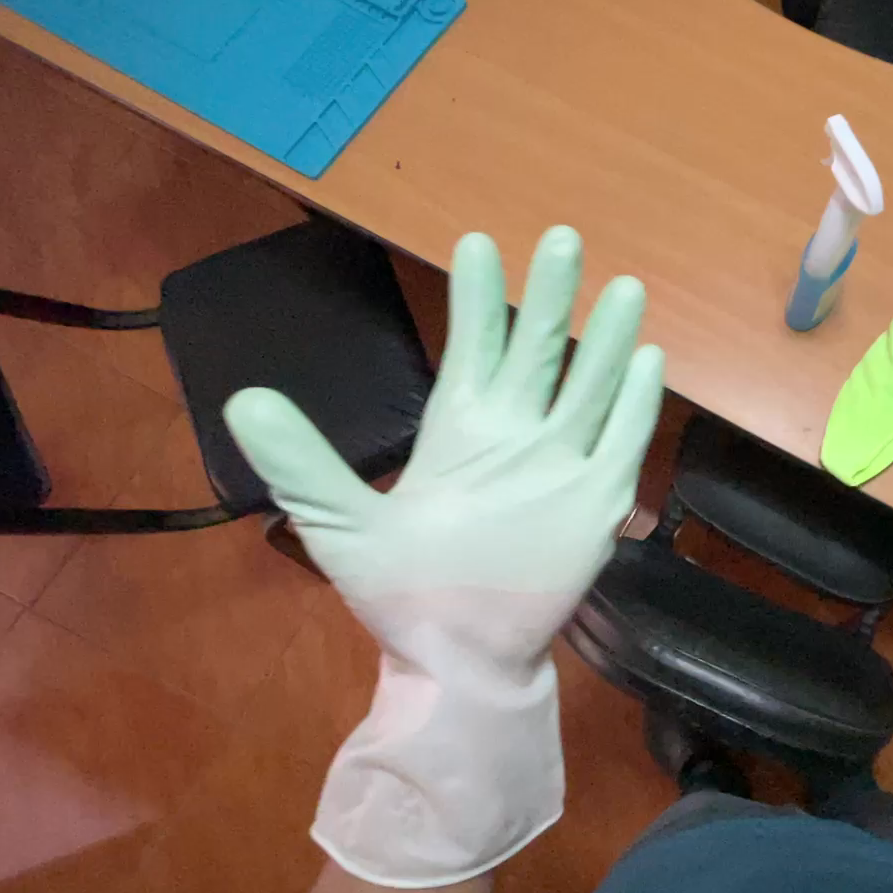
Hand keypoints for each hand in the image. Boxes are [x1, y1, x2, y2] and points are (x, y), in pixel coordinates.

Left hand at [225, 226, 663, 886]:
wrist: (463, 655)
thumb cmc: (406, 592)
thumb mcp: (340, 525)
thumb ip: (303, 462)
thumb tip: (241, 398)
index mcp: (461, 431)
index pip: (474, 348)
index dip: (477, 298)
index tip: (477, 242)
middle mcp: (517, 435)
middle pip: (540, 351)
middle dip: (550, 296)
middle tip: (562, 238)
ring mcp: (562, 463)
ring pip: (590, 384)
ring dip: (607, 338)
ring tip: (625, 287)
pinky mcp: (597, 499)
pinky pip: (623, 438)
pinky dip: (638, 401)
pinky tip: (651, 360)